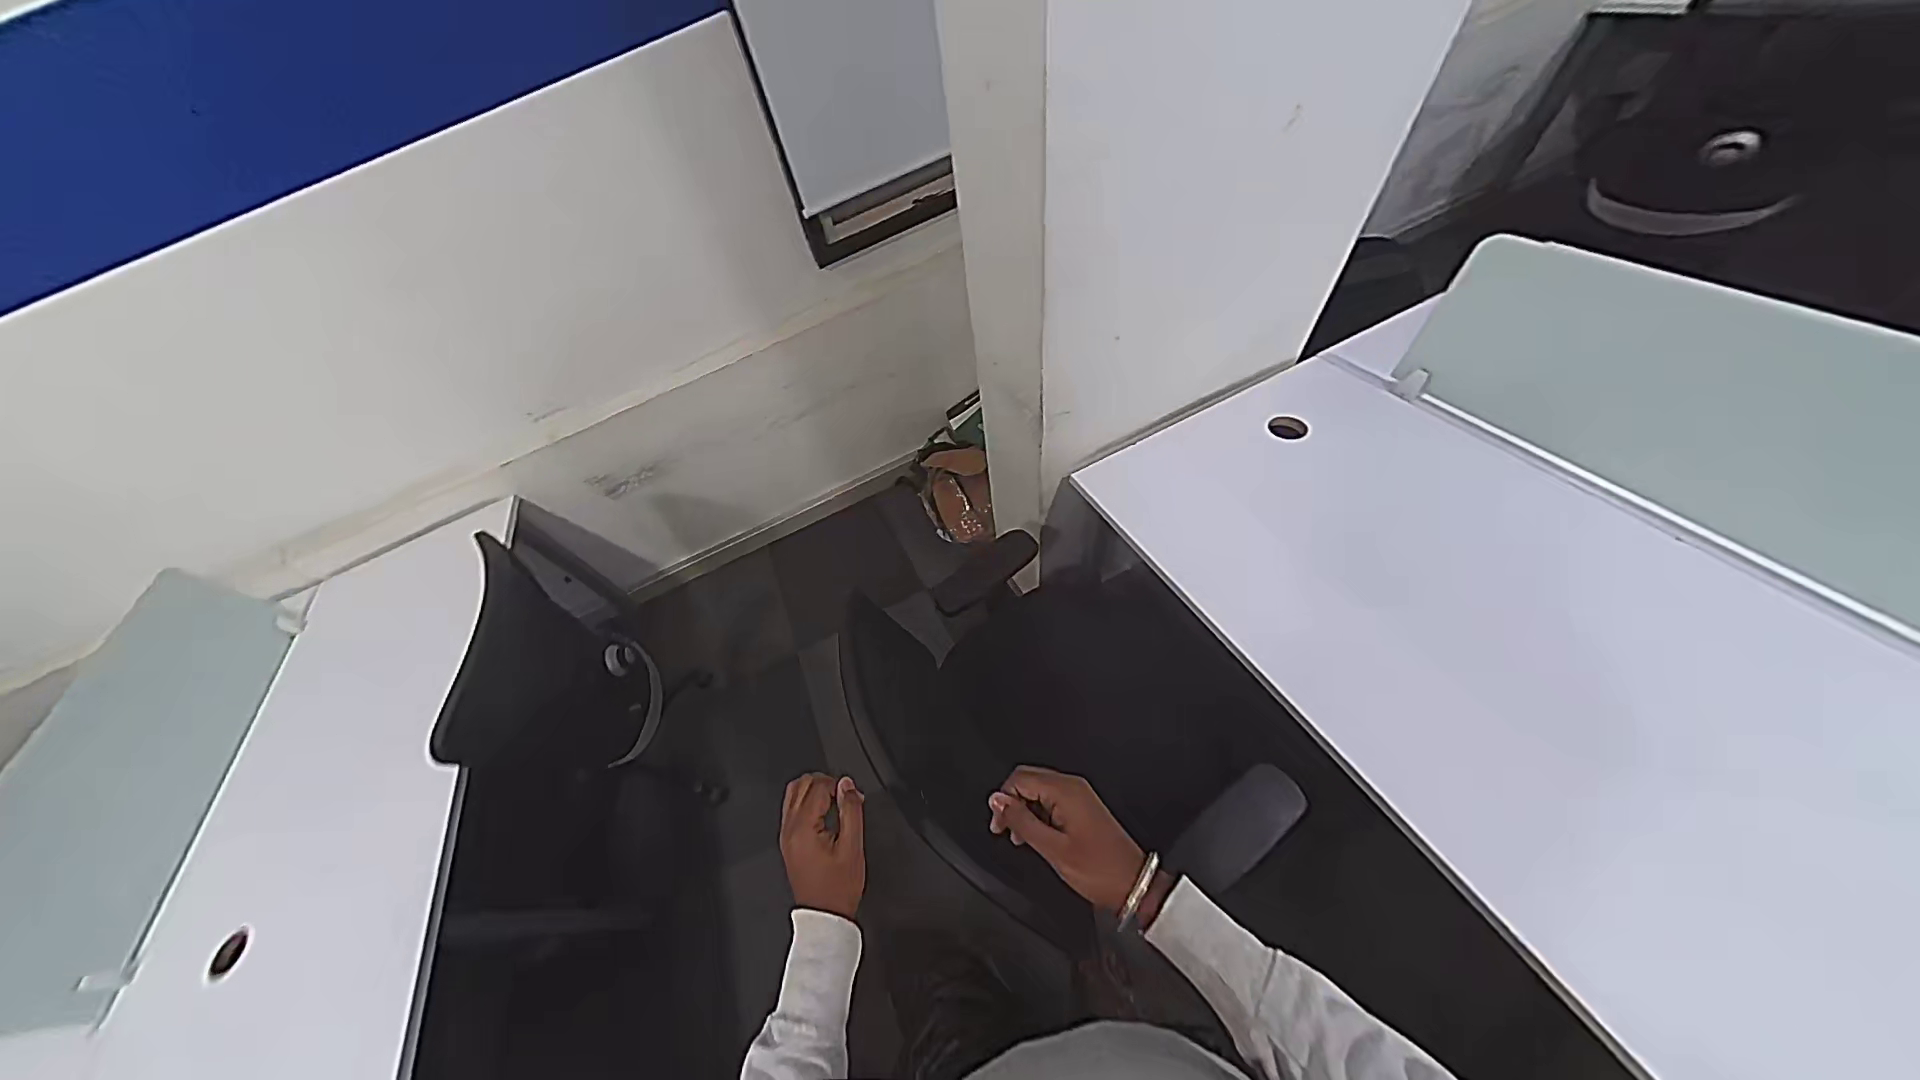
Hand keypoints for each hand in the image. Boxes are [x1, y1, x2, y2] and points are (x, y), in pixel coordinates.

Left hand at [780, 773, 865, 919]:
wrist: (824, 915)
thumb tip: (847, 785)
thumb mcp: (853, 846)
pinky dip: (807, 801)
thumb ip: (851, 810)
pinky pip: (792, 808)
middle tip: (844, 795)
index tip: (852, 795)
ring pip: (794, 792)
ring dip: (814, 789)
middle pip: (802, 784)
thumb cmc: (838, 887)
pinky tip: (824, 812)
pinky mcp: (787, 841)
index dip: (838, 785)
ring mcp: (785, 835)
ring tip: (835, 801)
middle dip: (825, 783)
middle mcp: (789, 829)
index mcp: (803, 829)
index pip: (817, 787)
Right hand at [988, 766, 1161, 918]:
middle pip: (1028, 780)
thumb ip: (1021, 820)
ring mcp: (1079, 795)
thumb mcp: (1052, 848)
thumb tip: (998, 801)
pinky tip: (1038, 836)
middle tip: (1007, 831)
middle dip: (1012, 804)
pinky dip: (1039, 814)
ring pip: (1038, 790)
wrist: (1132, 883)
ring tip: (1023, 838)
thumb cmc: (1099, 869)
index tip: (999, 824)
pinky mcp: (1081, 806)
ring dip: (1024, 811)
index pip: (1020, 778)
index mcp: (1065, 790)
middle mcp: (1072, 786)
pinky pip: (1051, 800)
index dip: (1003, 800)